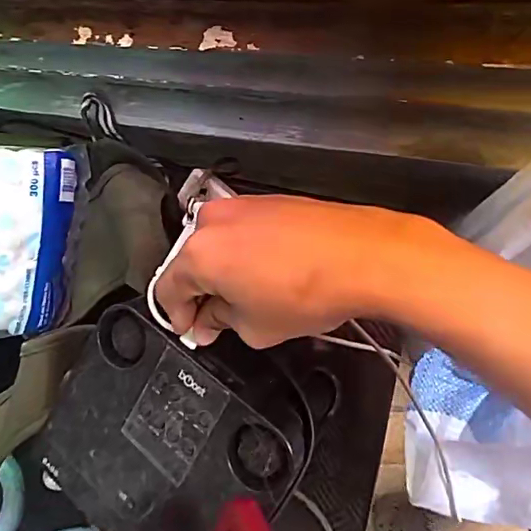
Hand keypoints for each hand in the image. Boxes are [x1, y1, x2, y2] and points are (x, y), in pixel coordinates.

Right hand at [152, 195, 444, 347]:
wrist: (362, 255)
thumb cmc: (313, 286)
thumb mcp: (255, 327)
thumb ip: (220, 323)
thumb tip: (212, 319)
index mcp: (199, 253)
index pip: (167, 290)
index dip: (178, 318)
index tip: (193, 329)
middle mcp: (216, 221)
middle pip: (191, 263)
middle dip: (202, 293)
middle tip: (220, 320)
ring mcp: (244, 206)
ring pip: (218, 244)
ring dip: (226, 272)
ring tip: (253, 299)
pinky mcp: (270, 202)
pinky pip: (245, 231)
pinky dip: (248, 253)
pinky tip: (272, 275)